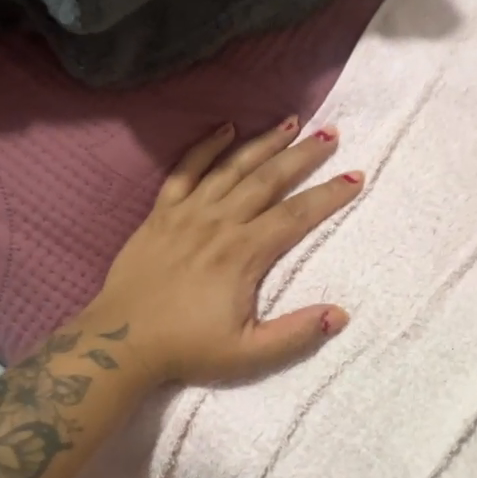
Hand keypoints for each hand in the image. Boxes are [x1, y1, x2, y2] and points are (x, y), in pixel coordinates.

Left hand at [81, 119, 361, 387]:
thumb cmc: (187, 348)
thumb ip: (296, 334)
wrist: (121, 341)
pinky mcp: (162, 211)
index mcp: (244, 253)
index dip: (328, 195)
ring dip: (263, 142)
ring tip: (291, 122)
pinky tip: (225, 128)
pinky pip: (185, 169)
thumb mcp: (248, 355)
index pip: (296, 215)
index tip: (355, 176)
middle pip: (268, 179)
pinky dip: (206, 147)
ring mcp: (188, 212)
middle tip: (330, 134)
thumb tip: (341, 314)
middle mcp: (219, 222)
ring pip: (232, 167)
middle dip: (303, 155)